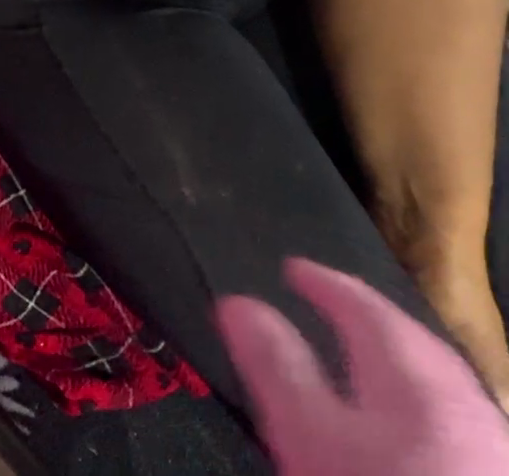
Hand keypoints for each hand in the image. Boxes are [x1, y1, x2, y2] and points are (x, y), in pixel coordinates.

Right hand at [217, 258, 508, 475]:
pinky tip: (403, 406)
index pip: (368, 312)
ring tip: (359, 343)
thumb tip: (237, 303)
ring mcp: (488, 442)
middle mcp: (463, 402)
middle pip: (417, 343)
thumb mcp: (306, 428)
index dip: (326, 284)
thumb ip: (275, 363)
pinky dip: (417, 388)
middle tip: (325, 296)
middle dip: (369, 313)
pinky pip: (451, 409)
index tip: (291, 267)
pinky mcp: (488, 468)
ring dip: (397, 352)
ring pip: (440, 378)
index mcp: (413, 380)